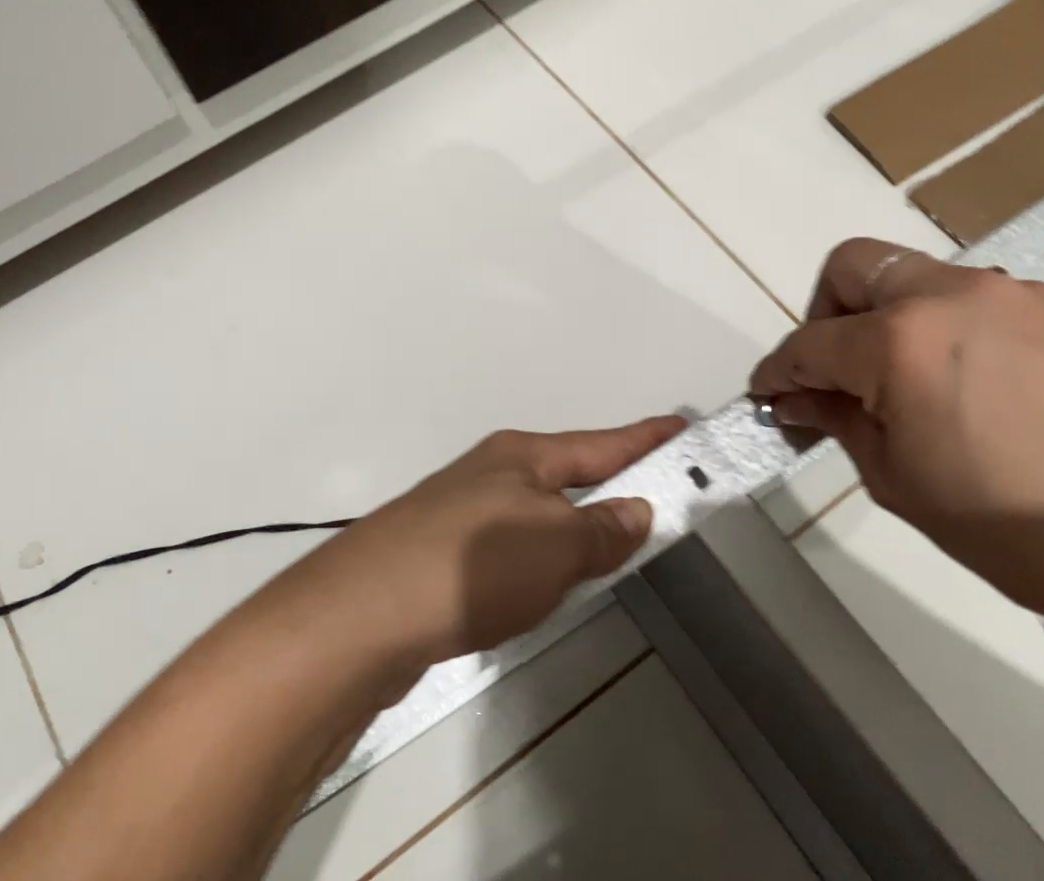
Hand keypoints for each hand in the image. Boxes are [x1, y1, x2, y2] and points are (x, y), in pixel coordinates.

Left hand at [275, 416, 684, 667]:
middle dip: (606, 485)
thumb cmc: (471, 566)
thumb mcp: (555, 544)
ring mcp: (455, 516)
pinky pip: (505, 553)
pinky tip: (534, 590)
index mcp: (520, 457)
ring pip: (532, 516)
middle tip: (653, 496)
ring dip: (567, 528)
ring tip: (604, 550)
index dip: (645, 439)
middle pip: (564, 476)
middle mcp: (487, 476)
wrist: (361, 617)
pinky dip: (532, 564)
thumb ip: (602, 530)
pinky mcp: (434, 559)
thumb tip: (635, 511)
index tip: (682, 427)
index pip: (600, 443)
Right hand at [749, 238, 1043, 648]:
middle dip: (824, 316)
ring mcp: (1008, 295)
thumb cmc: (1014, 528)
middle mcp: (950, 294)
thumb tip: (798, 398)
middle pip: (853, 268)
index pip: (810, 342)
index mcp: (901, 340)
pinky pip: (964, 301)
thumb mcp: (899, 482)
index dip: (777, 372)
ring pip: (912, 277)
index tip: (766, 397)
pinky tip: (950, 388)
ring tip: (891, 389)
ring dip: (881, 318)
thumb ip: (839, 422)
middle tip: (828, 377)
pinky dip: (933, 328)